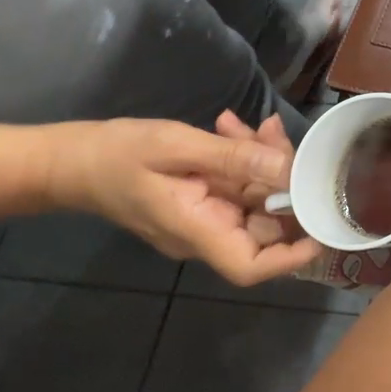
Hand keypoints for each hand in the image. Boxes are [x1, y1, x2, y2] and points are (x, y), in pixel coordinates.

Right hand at [43, 113, 319, 284]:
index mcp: (196, 231)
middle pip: (266, 221)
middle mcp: (206, 232)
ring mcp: (206, 217)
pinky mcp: (205, 199)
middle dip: (286, 179)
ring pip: (258, 195)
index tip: (322, 228)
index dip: (291, 256)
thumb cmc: (116, 155)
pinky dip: (247, 156)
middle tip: (274, 138)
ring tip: (255, 126)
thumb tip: (289, 169)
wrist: (68, 159)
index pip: (250, 265)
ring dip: (266, 159)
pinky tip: (236, 126)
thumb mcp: (177, 148)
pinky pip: (240, 183)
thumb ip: (234, 159)